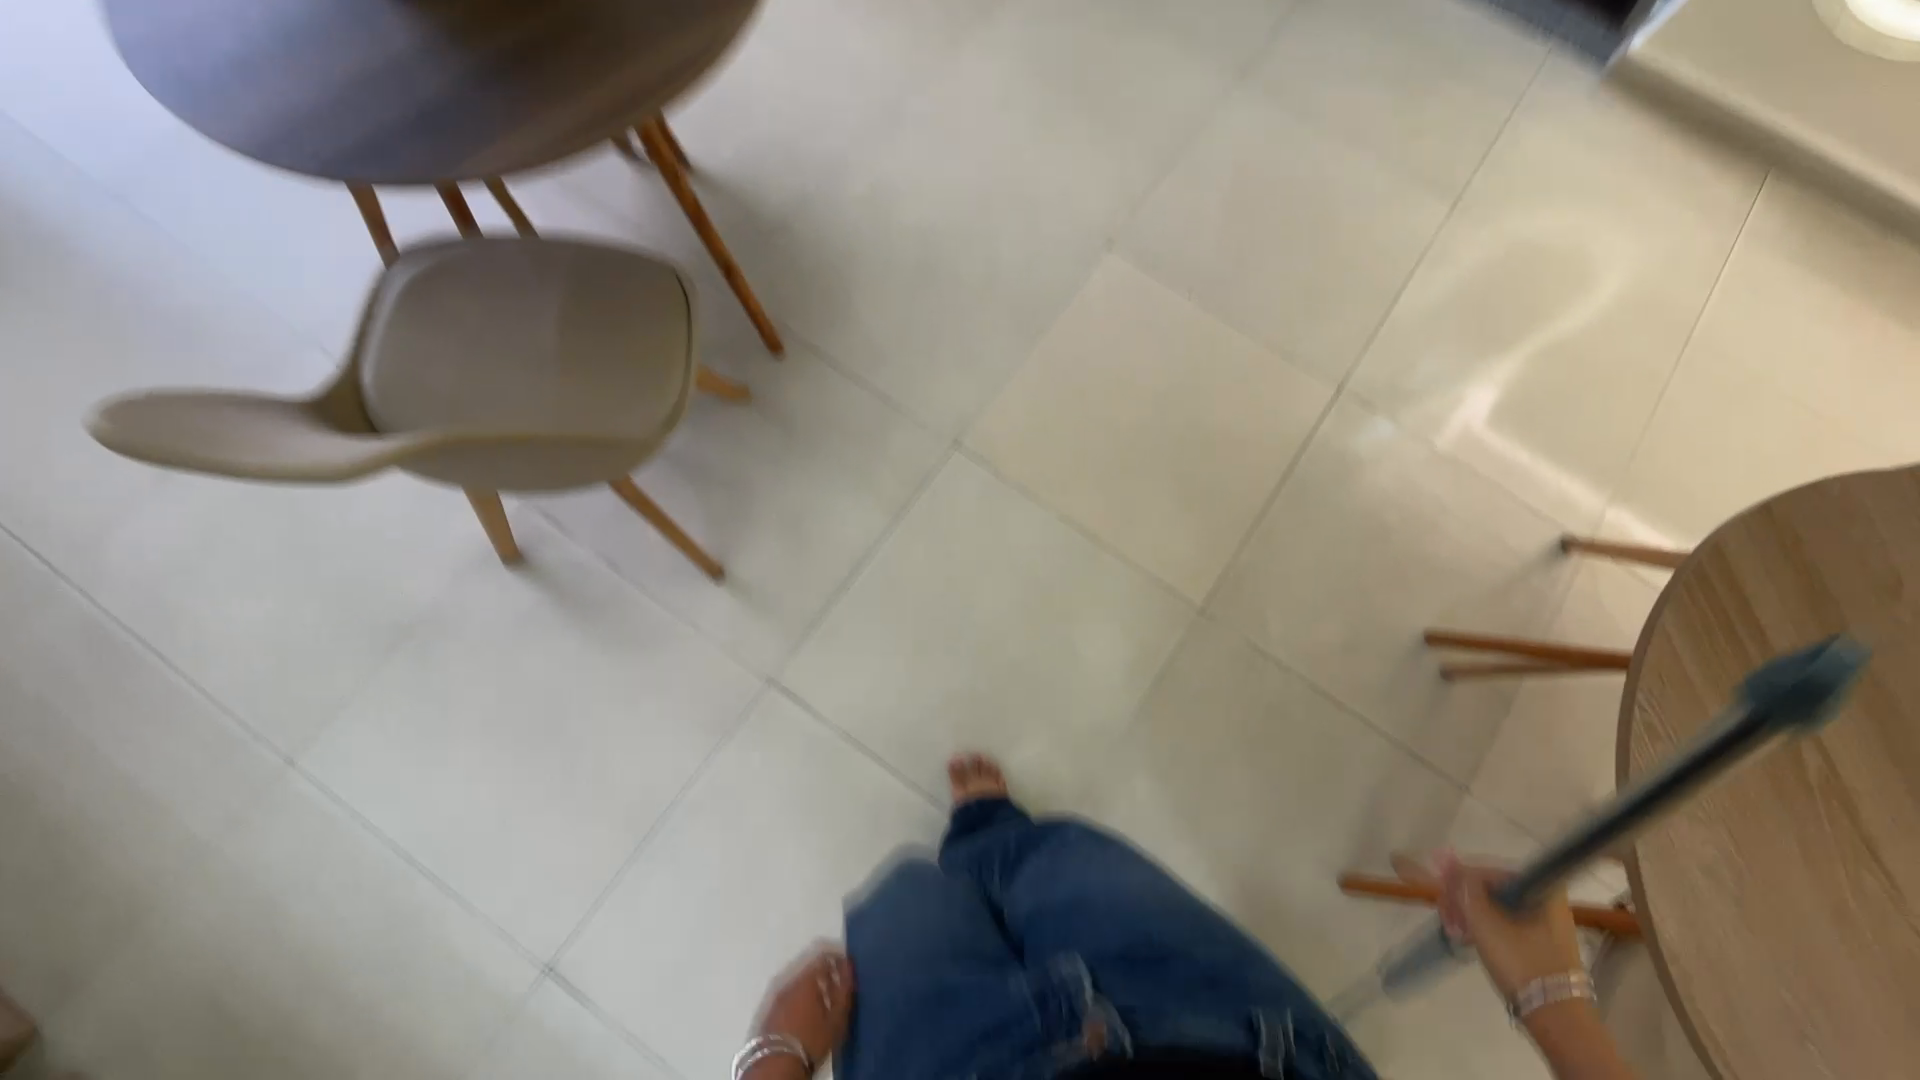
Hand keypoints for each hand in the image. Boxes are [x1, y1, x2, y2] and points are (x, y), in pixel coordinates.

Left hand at [749, 944, 855, 1074]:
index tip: (849, 967)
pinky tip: (807, 1013)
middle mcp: (789, 981)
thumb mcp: (836, 1019)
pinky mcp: (769, 1011)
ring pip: (798, 982)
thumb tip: (849, 967)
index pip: (824, 955)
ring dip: (812, 986)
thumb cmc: (811, 1040)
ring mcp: (776, 996)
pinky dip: (800, 997)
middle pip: (810, 967)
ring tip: (824, 1002)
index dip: (839, 957)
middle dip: (825, 973)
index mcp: (806, 978)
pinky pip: (789, 995)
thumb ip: (844, 990)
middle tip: (838, 986)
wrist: (776, 1065)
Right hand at [1429, 850, 1584, 1000]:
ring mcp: (1545, 922)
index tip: (1442, 896)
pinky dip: (1484, 926)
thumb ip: (1463, 886)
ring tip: (1454, 930)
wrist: (1554, 1014)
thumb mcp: (1483, 919)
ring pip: (1496, 906)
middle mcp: (1547, 900)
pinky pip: (1505, 922)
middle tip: (1446, 916)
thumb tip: (1445, 859)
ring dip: (1470, 913)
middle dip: (1463, 898)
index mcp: (1541, 889)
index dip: (1460, 880)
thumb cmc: (1519, 960)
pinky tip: (1467, 937)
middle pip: (1492, 887)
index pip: (1488, 870)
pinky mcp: (1540, 942)